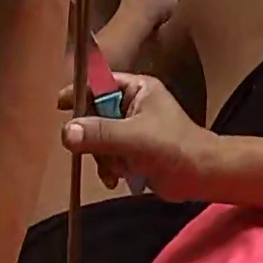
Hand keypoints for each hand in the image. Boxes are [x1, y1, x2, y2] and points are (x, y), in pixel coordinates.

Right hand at [59, 73, 215, 200]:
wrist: (201, 175)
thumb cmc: (173, 147)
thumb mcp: (134, 138)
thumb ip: (100, 134)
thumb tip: (65, 132)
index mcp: (137, 88)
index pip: (100, 83)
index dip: (80, 92)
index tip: (60, 105)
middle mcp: (132, 104)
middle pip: (95, 113)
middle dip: (93, 136)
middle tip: (94, 151)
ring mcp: (131, 127)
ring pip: (98, 137)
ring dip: (102, 156)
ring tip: (114, 170)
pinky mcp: (131, 149)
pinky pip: (107, 154)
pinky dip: (108, 167)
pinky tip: (116, 179)